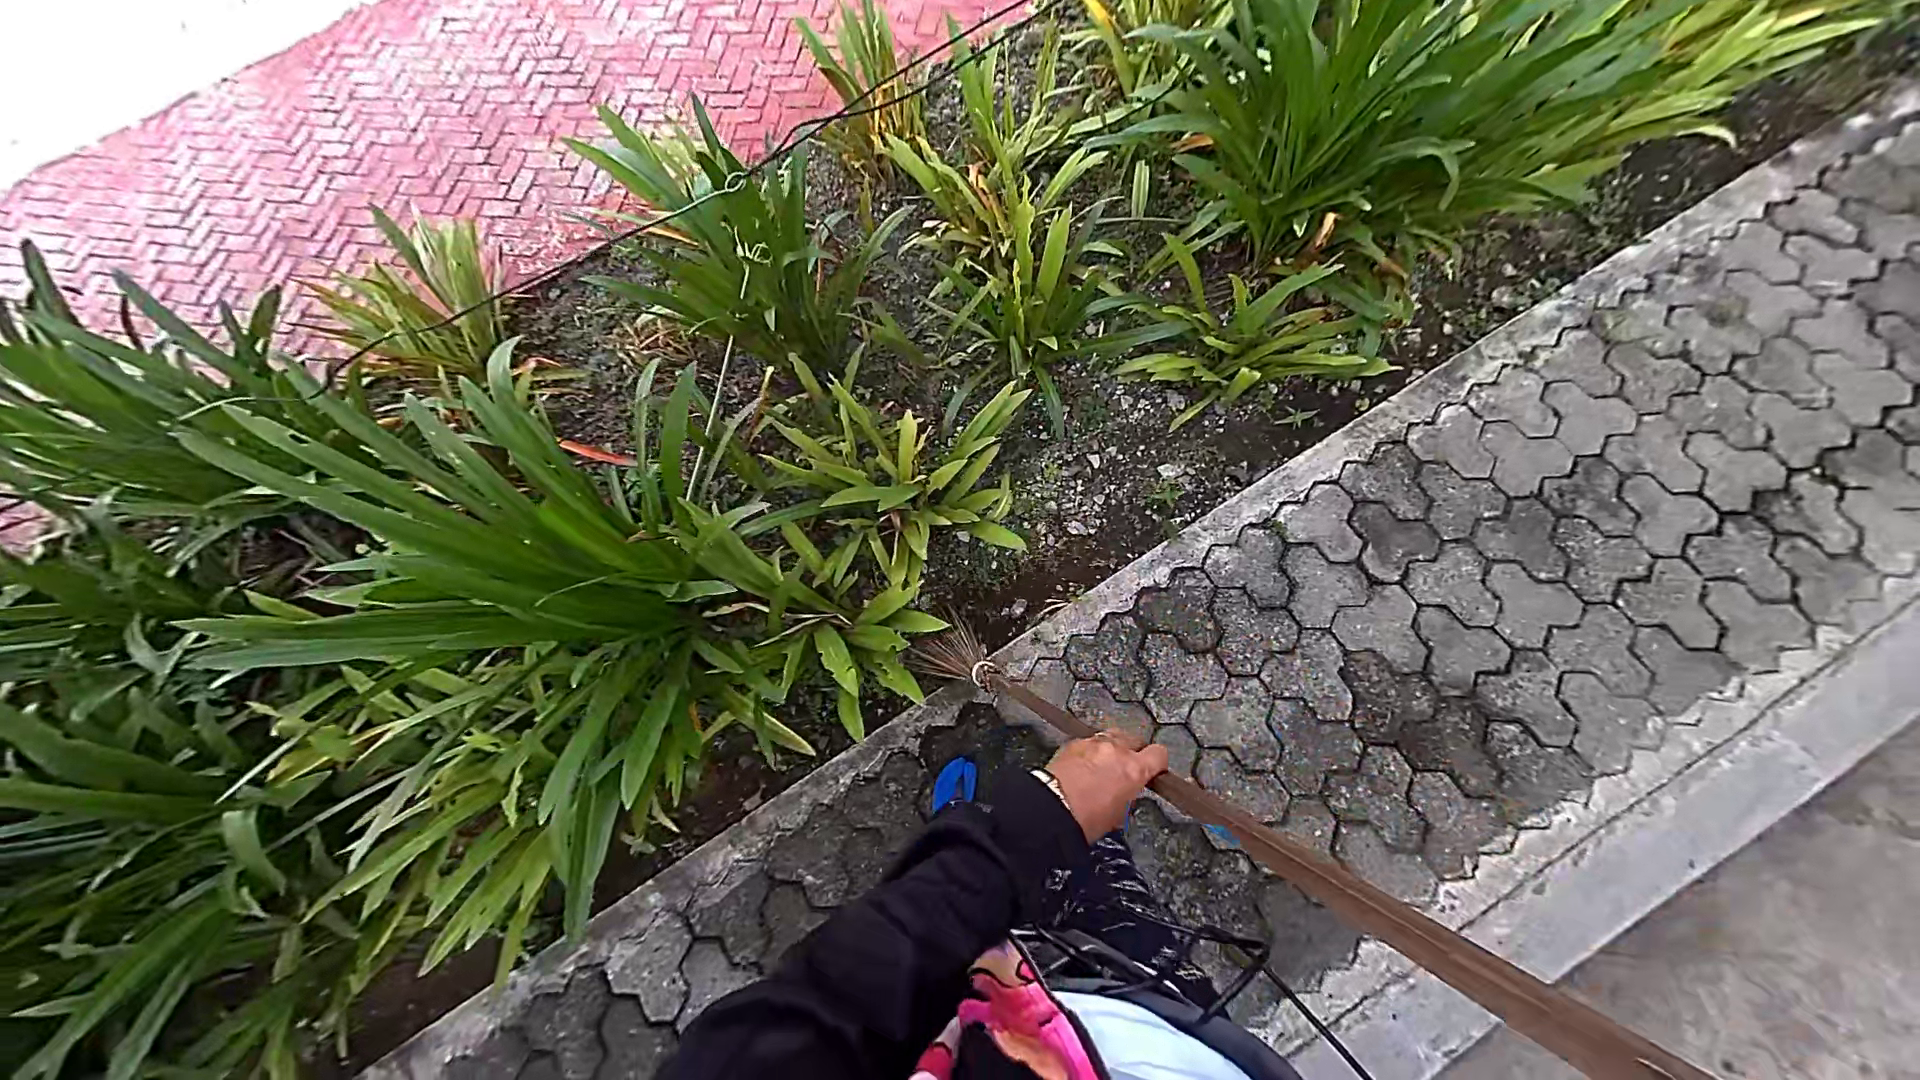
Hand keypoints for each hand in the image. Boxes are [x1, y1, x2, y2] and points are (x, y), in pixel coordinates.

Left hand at [1043, 730, 1168, 842]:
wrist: (1052, 807)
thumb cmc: (1085, 819)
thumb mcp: (1119, 815)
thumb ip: (1128, 795)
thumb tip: (1127, 791)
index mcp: (1134, 769)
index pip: (1158, 754)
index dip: (1158, 762)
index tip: (1154, 768)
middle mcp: (1116, 750)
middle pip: (1134, 739)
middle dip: (1134, 752)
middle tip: (1127, 768)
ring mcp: (1094, 742)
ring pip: (1111, 736)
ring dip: (1112, 748)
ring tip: (1105, 765)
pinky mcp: (1074, 742)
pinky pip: (1089, 741)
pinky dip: (1091, 750)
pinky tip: (1084, 764)